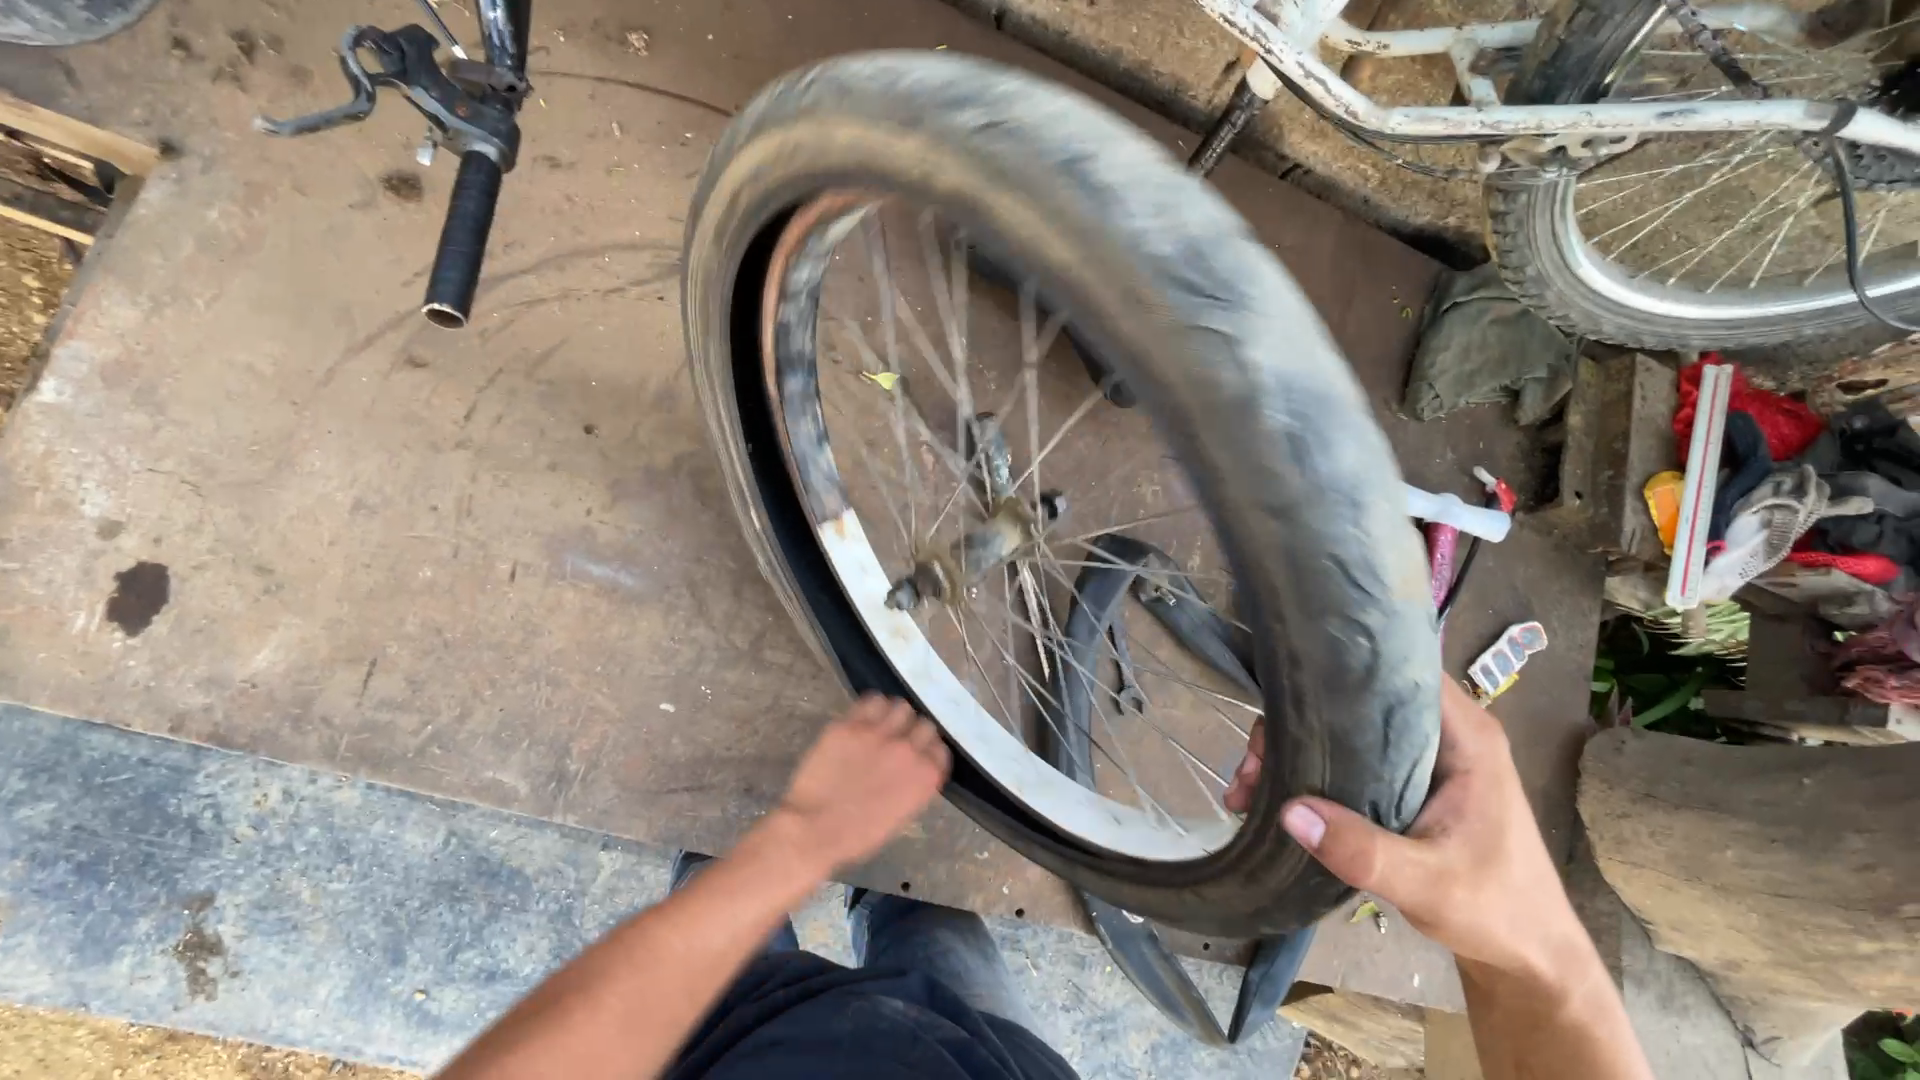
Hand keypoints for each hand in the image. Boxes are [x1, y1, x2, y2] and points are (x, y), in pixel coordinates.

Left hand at [770, 694, 949, 875]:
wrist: (814, 829)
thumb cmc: (858, 833)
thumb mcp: (901, 813)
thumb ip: (914, 784)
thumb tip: (914, 766)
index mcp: (924, 776)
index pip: (940, 748)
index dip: (928, 750)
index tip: (918, 754)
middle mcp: (908, 750)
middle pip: (924, 724)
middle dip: (914, 732)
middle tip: (899, 740)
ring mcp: (879, 734)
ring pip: (900, 706)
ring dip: (894, 716)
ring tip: (881, 725)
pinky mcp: (850, 725)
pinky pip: (871, 701)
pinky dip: (871, 708)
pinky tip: (864, 719)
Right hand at [1229, 679, 1588, 983]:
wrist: (1527, 958)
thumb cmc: (1496, 910)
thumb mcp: (1428, 884)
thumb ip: (1363, 850)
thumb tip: (1289, 810)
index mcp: (1464, 736)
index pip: (1399, 669)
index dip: (1341, 668)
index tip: (1286, 689)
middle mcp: (1442, 734)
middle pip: (1354, 700)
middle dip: (1295, 725)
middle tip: (1253, 763)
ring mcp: (1423, 759)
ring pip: (1342, 731)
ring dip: (1291, 753)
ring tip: (1250, 788)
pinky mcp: (1405, 784)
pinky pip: (1345, 759)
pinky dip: (1306, 774)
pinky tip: (1271, 801)